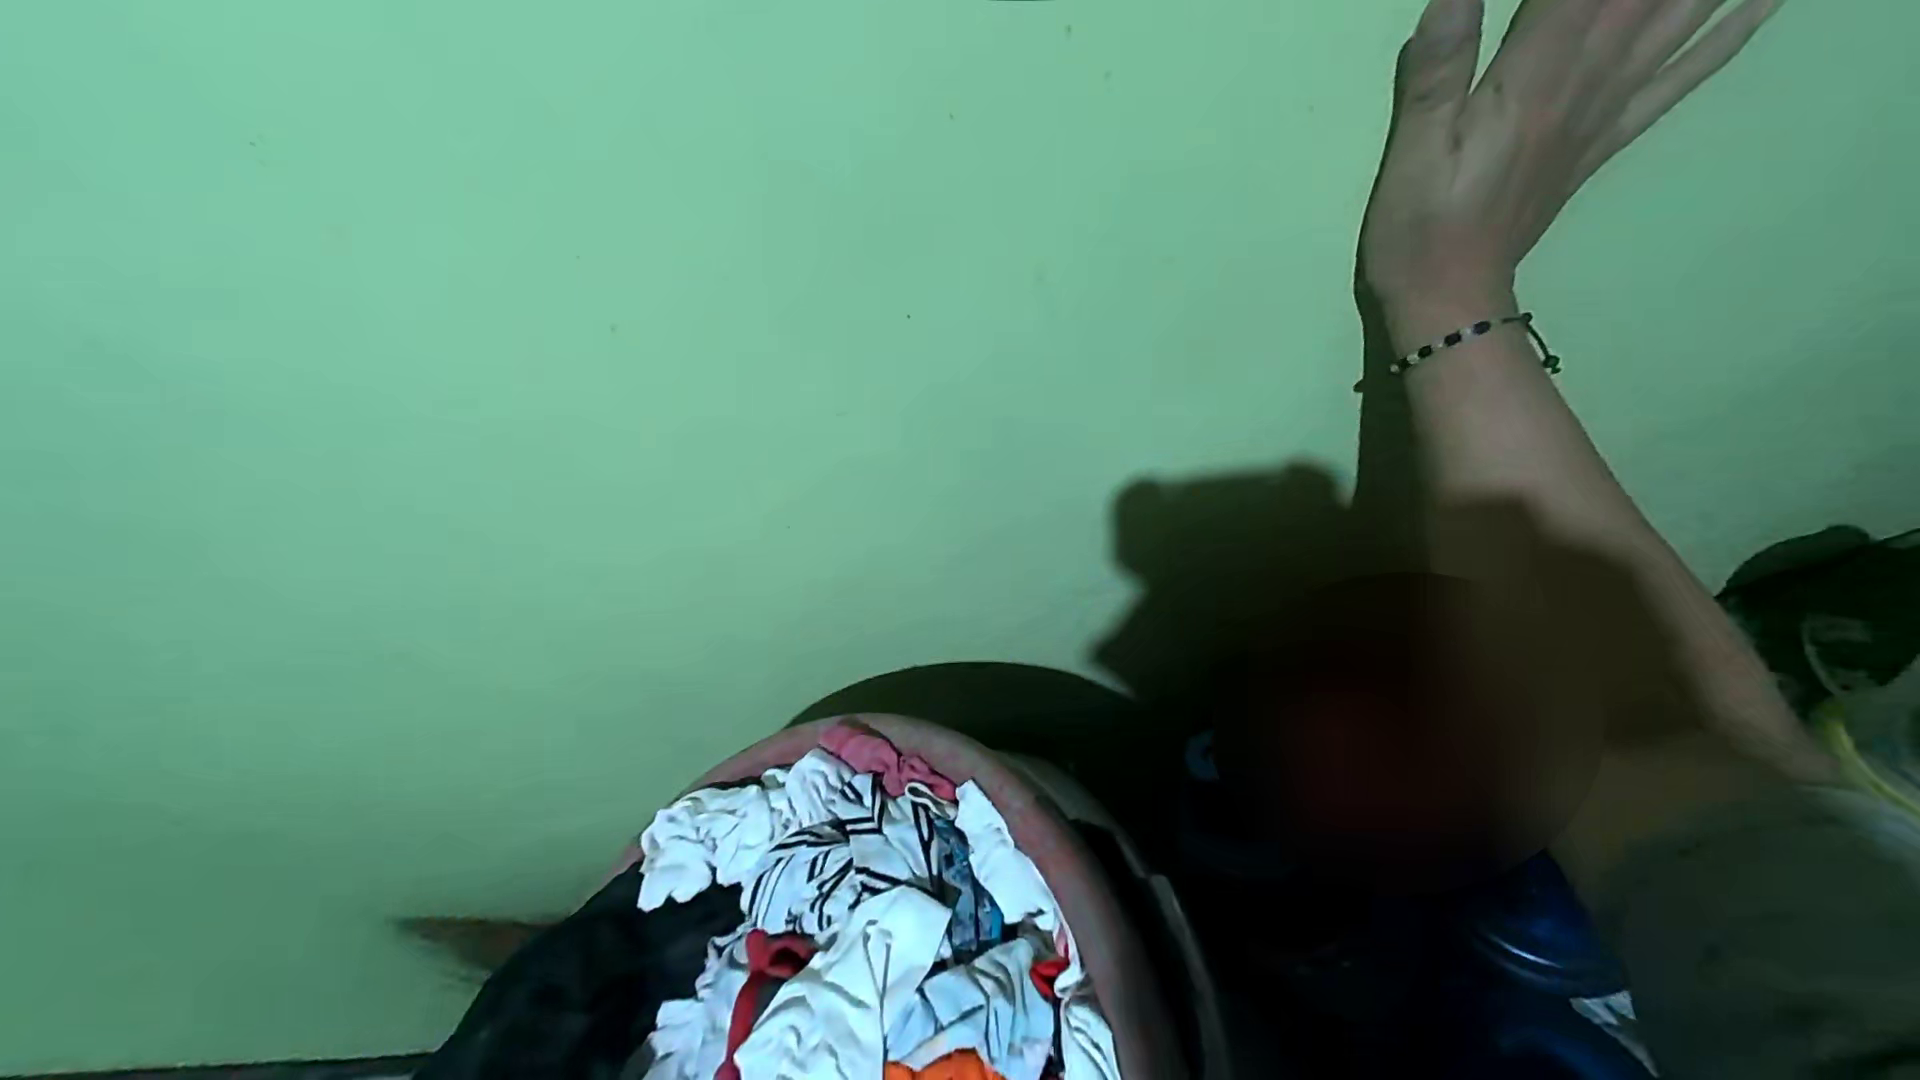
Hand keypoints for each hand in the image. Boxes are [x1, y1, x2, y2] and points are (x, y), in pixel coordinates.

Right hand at [1360, 0, 1782, 338]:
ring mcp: (1602, 114)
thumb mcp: (1408, 158)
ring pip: (1684, 14)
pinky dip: (1730, 34)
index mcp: (1532, 81)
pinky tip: (1764, 0)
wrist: (1448, 296)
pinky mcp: (1602, 143)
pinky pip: (1682, 80)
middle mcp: (1584, 83)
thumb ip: (1435, 76)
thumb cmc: (1417, 231)